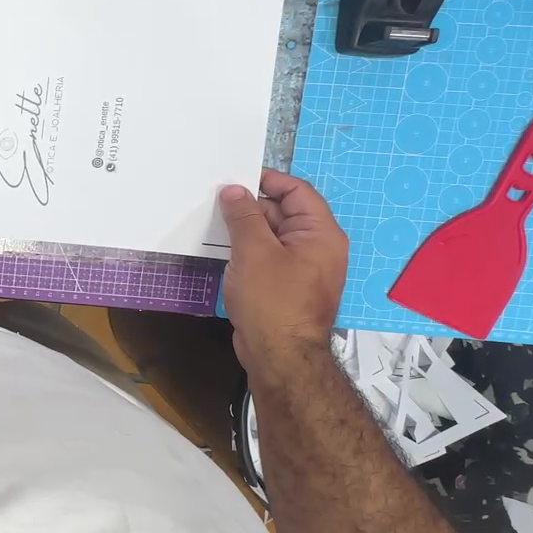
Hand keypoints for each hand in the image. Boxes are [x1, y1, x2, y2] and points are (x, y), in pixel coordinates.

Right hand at [219, 169, 348, 377]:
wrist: (279, 354)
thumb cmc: (272, 299)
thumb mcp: (254, 251)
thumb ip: (244, 217)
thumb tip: (235, 190)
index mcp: (320, 234)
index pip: (298, 192)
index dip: (268, 181)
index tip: (234, 178)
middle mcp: (316, 247)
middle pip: (284, 212)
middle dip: (251, 205)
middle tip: (215, 200)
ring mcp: (300, 267)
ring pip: (271, 235)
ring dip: (244, 228)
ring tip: (212, 222)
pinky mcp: (284, 284)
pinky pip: (265, 255)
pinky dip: (245, 248)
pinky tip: (221, 248)